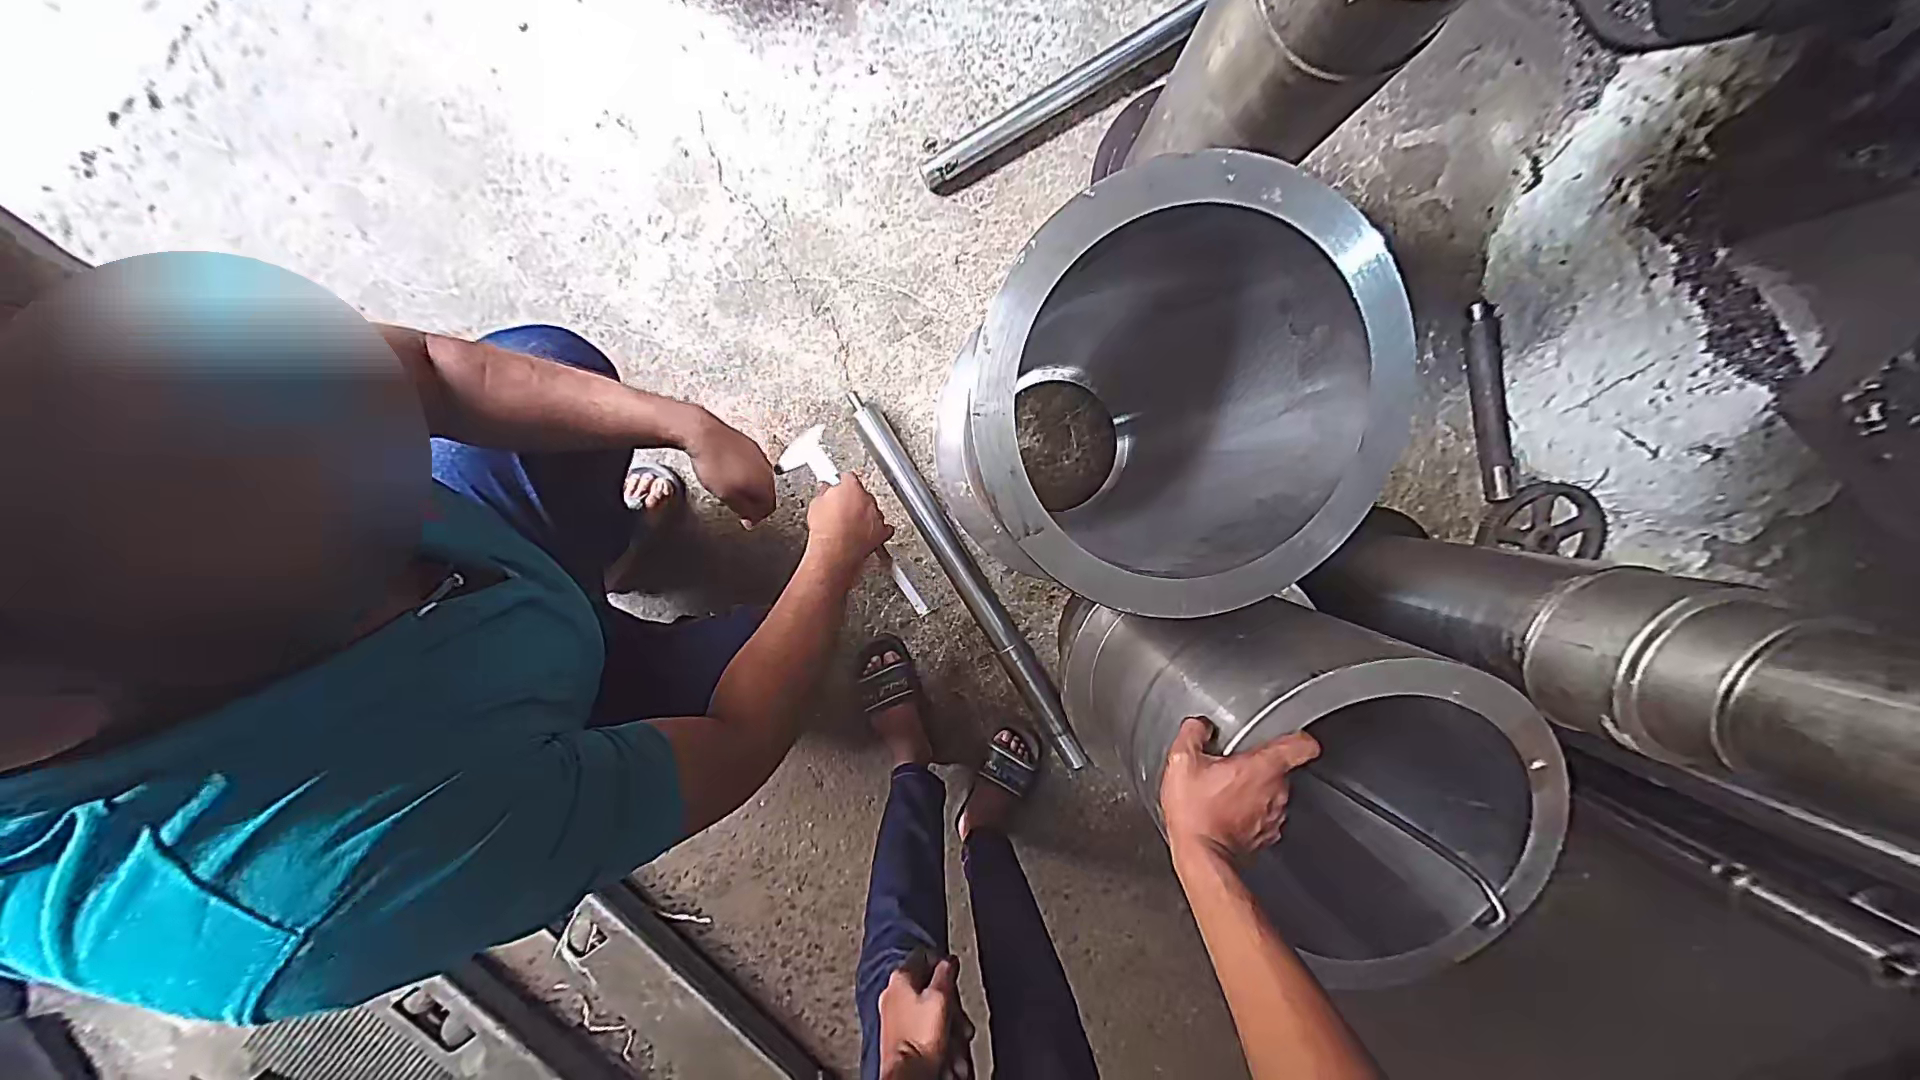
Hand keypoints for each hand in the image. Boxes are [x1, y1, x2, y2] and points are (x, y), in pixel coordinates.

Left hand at [682, 408, 775, 524]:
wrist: (703, 433)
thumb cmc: (713, 463)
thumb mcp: (728, 496)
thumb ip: (745, 510)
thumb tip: (753, 519)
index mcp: (765, 483)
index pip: (769, 506)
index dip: (758, 516)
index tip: (748, 520)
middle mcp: (766, 468)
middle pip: (766, 492)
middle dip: (756, 502)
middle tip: (742, 508)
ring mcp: (757, 455)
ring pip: (759, 477)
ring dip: (750, 487)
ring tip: (734, 491)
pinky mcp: (747, 445)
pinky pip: (750, 465)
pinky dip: (744, 473)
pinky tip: (731, 473)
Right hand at [806, 474, 893, 577]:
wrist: (834, 552)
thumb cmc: (826, 530)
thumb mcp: (816, 505)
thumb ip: (824, 494)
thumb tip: (825, 492)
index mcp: (851, 487)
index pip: (849, 478)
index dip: (842, 482)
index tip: (839, 485)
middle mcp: (867, 499)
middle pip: (862, 494)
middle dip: (854, 500)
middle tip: (843, 509)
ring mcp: (876, 515)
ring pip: (872, 510)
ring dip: (865, 514)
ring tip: (852, 524)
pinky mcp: (882, 531)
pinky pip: (883, 527)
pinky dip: (877, 529)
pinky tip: (867, 532)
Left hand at [877, 957, 960, 1079]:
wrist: (907, 1078)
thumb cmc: (920, 1038)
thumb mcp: (940, 997)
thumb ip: (945, 973)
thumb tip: (948, 961)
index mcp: (900, 978)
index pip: (924, 955)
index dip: (942, 964)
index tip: (954, 976)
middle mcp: (893, 993)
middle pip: (929, 987)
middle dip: (950, 1004)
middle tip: (961, 1019)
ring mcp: (893, 1016)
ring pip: (929, 1010)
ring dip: (948, 1024)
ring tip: (959, 1040)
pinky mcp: (897, 1037)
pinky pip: (923, 1029)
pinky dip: (938, 1036)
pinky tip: (949, 1049)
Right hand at [1160, 716, 1319, 859]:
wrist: (1200, 856)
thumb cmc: (1195, 812)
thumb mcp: (1182, 761)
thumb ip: (1193, 733)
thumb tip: (1200, 725)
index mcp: (1262, 767)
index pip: (1302, 745)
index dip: (1296, 737)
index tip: (1287, 735)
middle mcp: (1276, 791)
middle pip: (1279, 766)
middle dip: (1255, 762)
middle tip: (1227, 765)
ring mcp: (1275, 815)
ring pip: (1271, 790)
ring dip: (1252, 786)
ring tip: (1222, 789)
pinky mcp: (1267, 834)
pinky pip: (1264, 812)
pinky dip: (1249, 808)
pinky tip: (1224, 809)